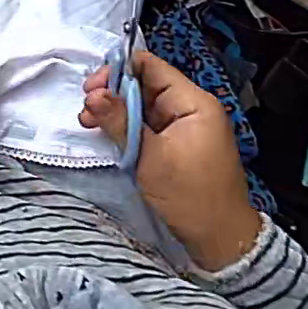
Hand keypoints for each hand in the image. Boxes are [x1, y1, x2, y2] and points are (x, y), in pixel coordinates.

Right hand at [81, 51, 261, 270]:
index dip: (118, 71)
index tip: (92, 88)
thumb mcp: (150, 157)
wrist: (221, 241)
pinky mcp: (174, 141)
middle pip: (142, 83)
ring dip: (114, 110)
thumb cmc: (191, 197)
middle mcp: (189, 106)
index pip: (150, 67)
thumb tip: (93, 94)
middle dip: (111, 92)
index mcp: (193, 102)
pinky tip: (105, 132)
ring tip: (88, 122)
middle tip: (86, 108)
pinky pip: (145, 122)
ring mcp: (181, 124)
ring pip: (140, 103)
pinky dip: (124, 125)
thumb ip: (120, 121)